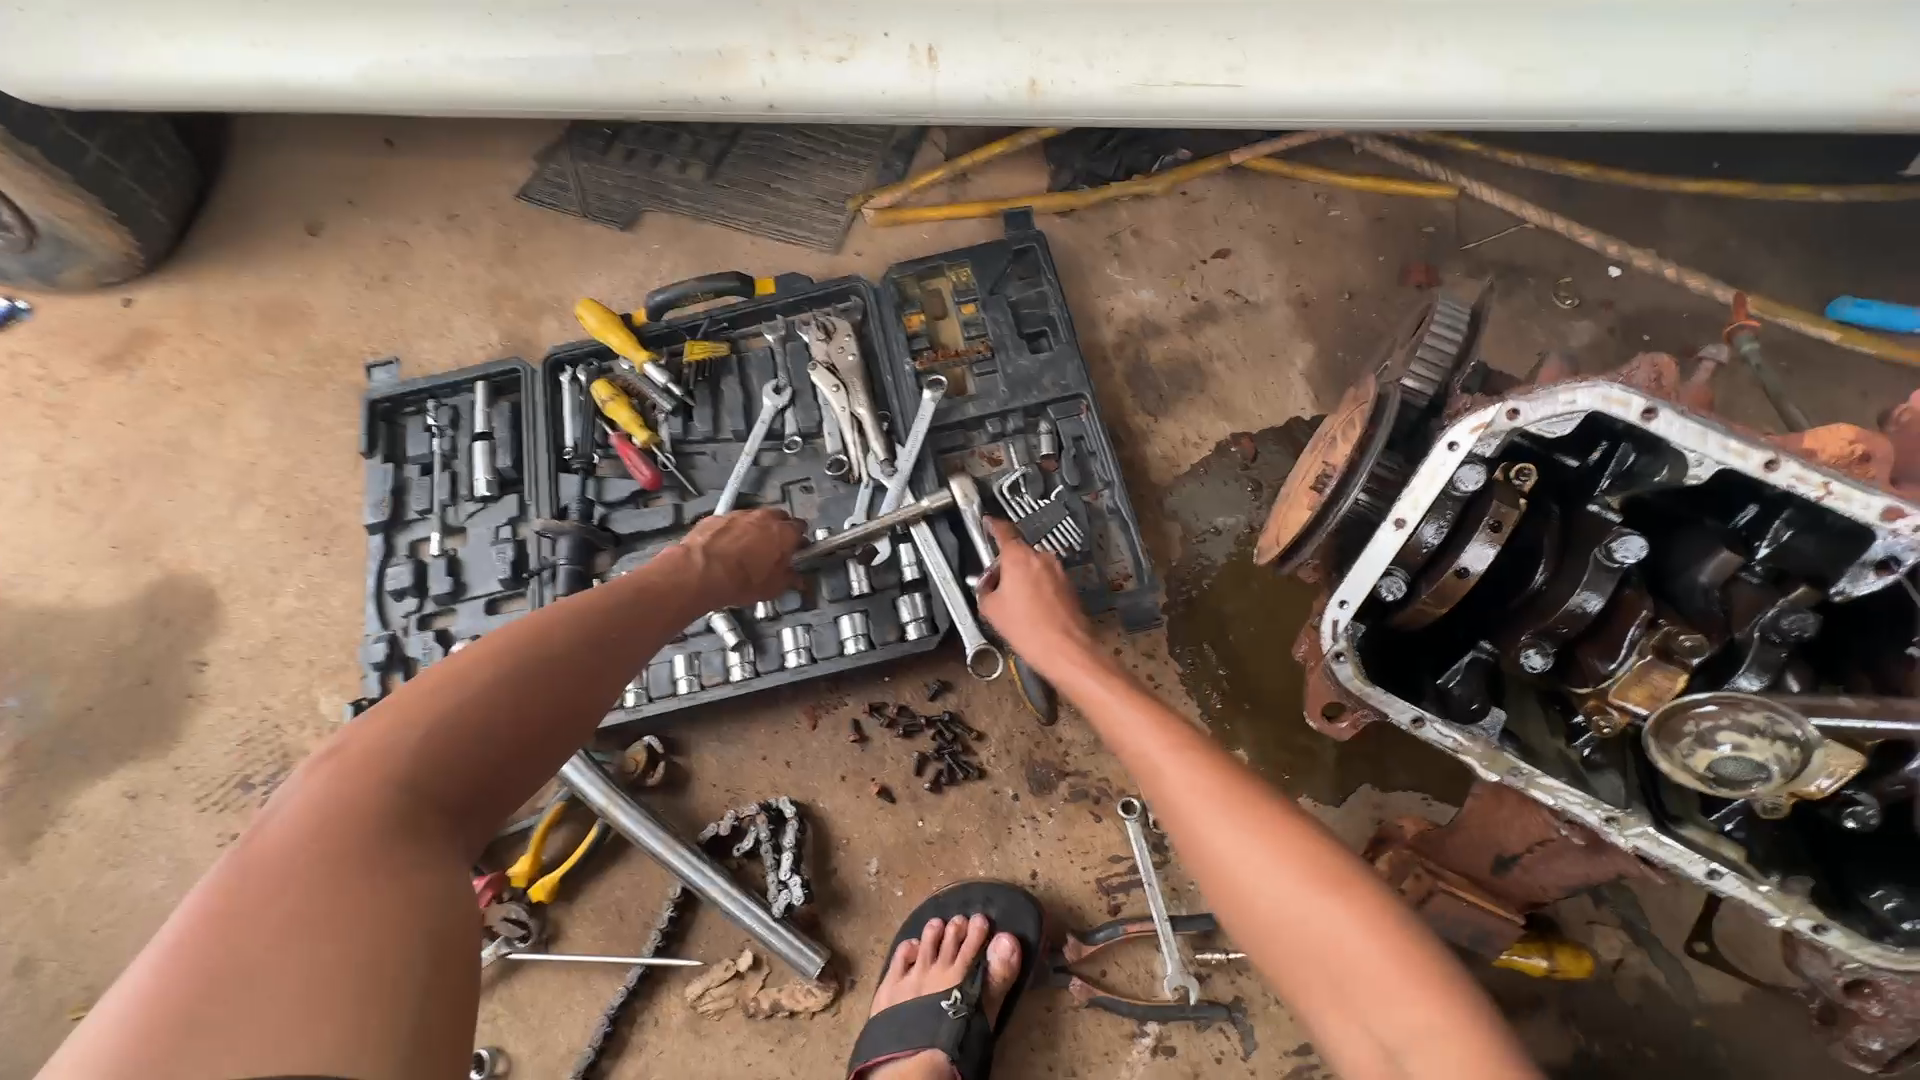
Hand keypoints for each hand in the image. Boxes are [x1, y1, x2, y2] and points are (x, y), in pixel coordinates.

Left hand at [676, 508, 805, 609]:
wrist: (700, 573)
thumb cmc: (737, 579)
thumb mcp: (774, 588)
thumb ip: (790, 579)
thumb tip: (794, 579)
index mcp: (785, 533)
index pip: (801, 528)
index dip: (799, 540)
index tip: (796, 550)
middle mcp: (764, 518)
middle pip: (779, 517)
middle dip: (778, 530)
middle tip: (773, 549)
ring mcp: (739, 515)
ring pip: (754, 517)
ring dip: (754, 530)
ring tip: (747, 551)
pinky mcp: (717, 518)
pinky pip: (730, 521)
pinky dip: (731, 532)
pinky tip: (726, 549)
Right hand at [977, 517, 1096, 667]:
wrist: (1065, 649)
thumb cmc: (1030, 630)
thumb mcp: (991, 610)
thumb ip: (984, 590)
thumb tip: (987, 588)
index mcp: (1018, 557)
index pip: (1003, 530)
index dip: (992, 525)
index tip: (988, 522)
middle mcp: (1041, 558)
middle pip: (1017, 553)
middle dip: (1006, 567)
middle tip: (996, 587)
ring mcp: (1058, 571)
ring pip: (1033, 567)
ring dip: (1023, 580)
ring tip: (1015, 607)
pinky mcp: (1068, 585)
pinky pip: (1047, 580)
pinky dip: (1038, 590)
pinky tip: (1032, 612)